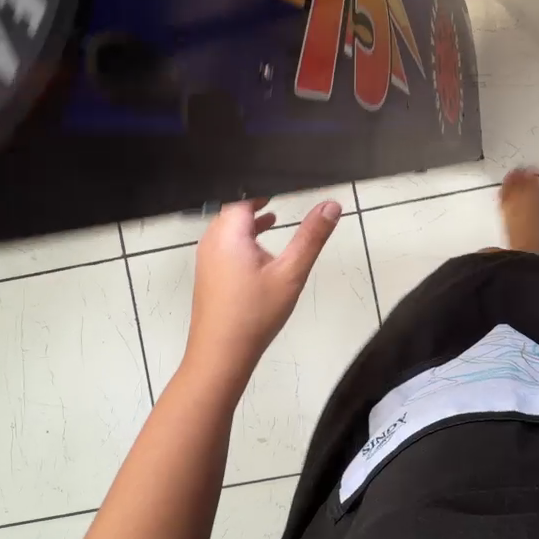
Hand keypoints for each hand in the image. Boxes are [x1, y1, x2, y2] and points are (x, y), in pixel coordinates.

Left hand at [183, 198, 342, 391]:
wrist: (220, 356)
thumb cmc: (256, 312)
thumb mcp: (291, 272)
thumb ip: (311, 236)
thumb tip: (331, 204)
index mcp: (228, 234)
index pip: (244, 196)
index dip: (265, 187)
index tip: (287, 182)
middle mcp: (211, 241)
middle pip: (233, 210)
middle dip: (257, 201)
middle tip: (283, 194)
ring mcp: (206, 259)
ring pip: (227, 229)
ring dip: (249, 221)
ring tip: (274, 216)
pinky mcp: (208, 276)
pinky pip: (224, 244)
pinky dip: (242, 238)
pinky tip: (261, 250)